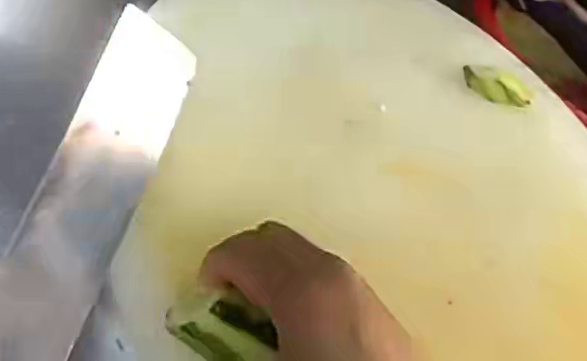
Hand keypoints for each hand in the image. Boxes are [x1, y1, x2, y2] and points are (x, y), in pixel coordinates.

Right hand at [200, 222, 419, 360]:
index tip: (203, 298)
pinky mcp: (382, 312)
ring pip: (302, 253)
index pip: (241, 251)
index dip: (214, 267)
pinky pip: (328, 276)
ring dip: (274, 271)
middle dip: (243, 260)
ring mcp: (360, 288)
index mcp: (299, 288)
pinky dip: (303, 285)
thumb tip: (207, 338)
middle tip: (230, 301)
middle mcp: (330, 273)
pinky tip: (305, 332)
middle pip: (271, 237)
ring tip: (266, 320)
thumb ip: (233, 352)